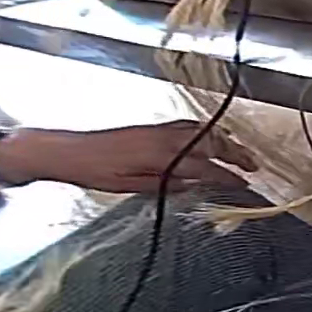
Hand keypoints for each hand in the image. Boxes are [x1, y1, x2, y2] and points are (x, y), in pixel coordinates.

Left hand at [0, 121, 253, 192]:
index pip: (206, 168)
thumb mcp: (126, 186)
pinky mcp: (156, 127)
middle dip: (237, 155)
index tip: (244, 184)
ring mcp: (162, 130)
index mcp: (162, 157)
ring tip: (240, 152)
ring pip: (207, 133)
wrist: (59, 150)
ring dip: (228, 143)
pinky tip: (214, 137)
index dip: (228, 177)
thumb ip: (163, 185)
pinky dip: (210, 131)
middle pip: (214, 145)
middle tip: (252, 166)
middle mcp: (167, 139)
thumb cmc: (89, 172)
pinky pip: (193, 126)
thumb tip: (192, 185)